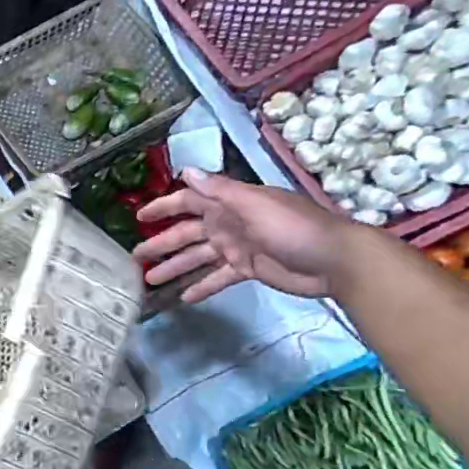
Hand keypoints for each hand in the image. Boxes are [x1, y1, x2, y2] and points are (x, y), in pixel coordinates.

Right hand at [132, 168, 353, 302]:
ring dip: (174, 267)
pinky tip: (183, 298)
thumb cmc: (295, 227)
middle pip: (186, 234)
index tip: (140, 216)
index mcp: (229, 204)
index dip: (164, 207)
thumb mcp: (254, 204)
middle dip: (161, 244)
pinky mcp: (247, 270)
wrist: (334, 260)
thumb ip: (219, 190)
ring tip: (150, 280)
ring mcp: (237, 247)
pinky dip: (201, 287)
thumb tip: (186, 170)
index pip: (188, 202)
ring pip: (197, 258)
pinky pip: (218, 278)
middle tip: (135, 258)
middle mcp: (228, 223)